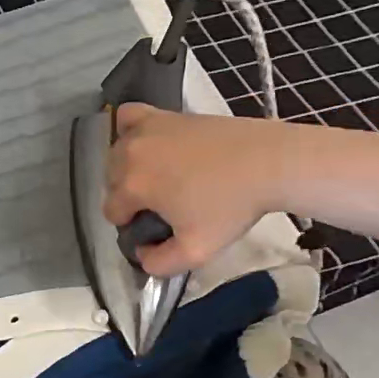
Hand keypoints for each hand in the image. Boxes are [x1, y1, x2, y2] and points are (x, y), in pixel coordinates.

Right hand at [104, 104, 286, 276]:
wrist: (267, 162)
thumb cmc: (230, 207)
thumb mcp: (196, 251)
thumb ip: (159, 264)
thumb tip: (142, 254)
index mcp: (133, 185)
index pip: (112, 211)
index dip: (131, 224)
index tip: (158, 226)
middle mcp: (130, 153)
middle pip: (111, 181)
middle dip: (130, 196)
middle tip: (164, 205)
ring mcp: (146, 129)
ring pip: (117, 153)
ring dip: (129, 168)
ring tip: (161, 179)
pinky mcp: (163, 114)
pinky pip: (128, 117)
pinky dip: (130, 130)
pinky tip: (148, 144)